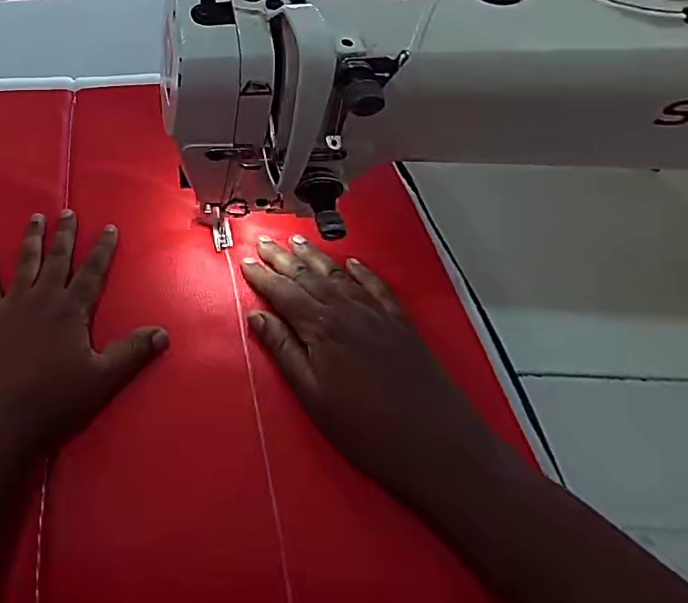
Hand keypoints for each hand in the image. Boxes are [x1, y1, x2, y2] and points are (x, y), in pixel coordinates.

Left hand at [0, 211, 168, 458]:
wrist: (1, 416)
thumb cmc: (55, 400)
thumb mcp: (102, 379)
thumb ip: (131, 352)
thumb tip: (163, 332)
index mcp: (71, 309)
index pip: (92, 272)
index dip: (102, 249)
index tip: (109, 227)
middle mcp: (43, 297)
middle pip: (57, 258)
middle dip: (65, 234)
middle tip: (67, 212)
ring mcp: (13, 303)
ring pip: (25, 262)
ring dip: (31, 238)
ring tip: (36, 218)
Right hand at [242, 237, 507, 497]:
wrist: (440, 447)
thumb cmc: (371, 429)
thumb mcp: (313, 395)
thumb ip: (283, 350)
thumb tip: (258, 318)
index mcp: (323, 328)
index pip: (283, 293)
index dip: (262, 277)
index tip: (247, 264)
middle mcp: (349, 313)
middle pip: (307, 276)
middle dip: (282, 258)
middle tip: (264, 243)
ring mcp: (377, 316)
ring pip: (338, 275)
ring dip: (315, 256)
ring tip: (297, 242)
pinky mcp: (401, 325)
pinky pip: (377, 287)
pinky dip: (362, 272)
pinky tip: (353, 263)